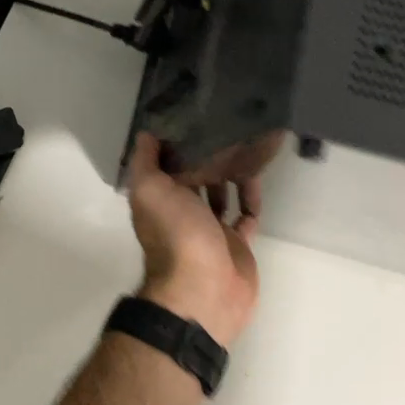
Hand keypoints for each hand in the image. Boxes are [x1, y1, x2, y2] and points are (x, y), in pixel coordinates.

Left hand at [125, 131, 262, 347]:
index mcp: (160, 196)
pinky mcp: (236, 243)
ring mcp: (210, 227)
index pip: (167, 162)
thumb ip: (146, 161)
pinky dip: (251, 200)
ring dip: (231, 175)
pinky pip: (246, 216)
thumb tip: (146, 133)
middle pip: (196, 176)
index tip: (195, 115)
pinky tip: (258, 181)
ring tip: (248, 149)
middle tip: (231, 127)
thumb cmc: (177, 234)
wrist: (204, 289)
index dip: (177, 141)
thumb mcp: (151, 189)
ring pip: (222, 193)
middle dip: (209, 156)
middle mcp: (182, 210)